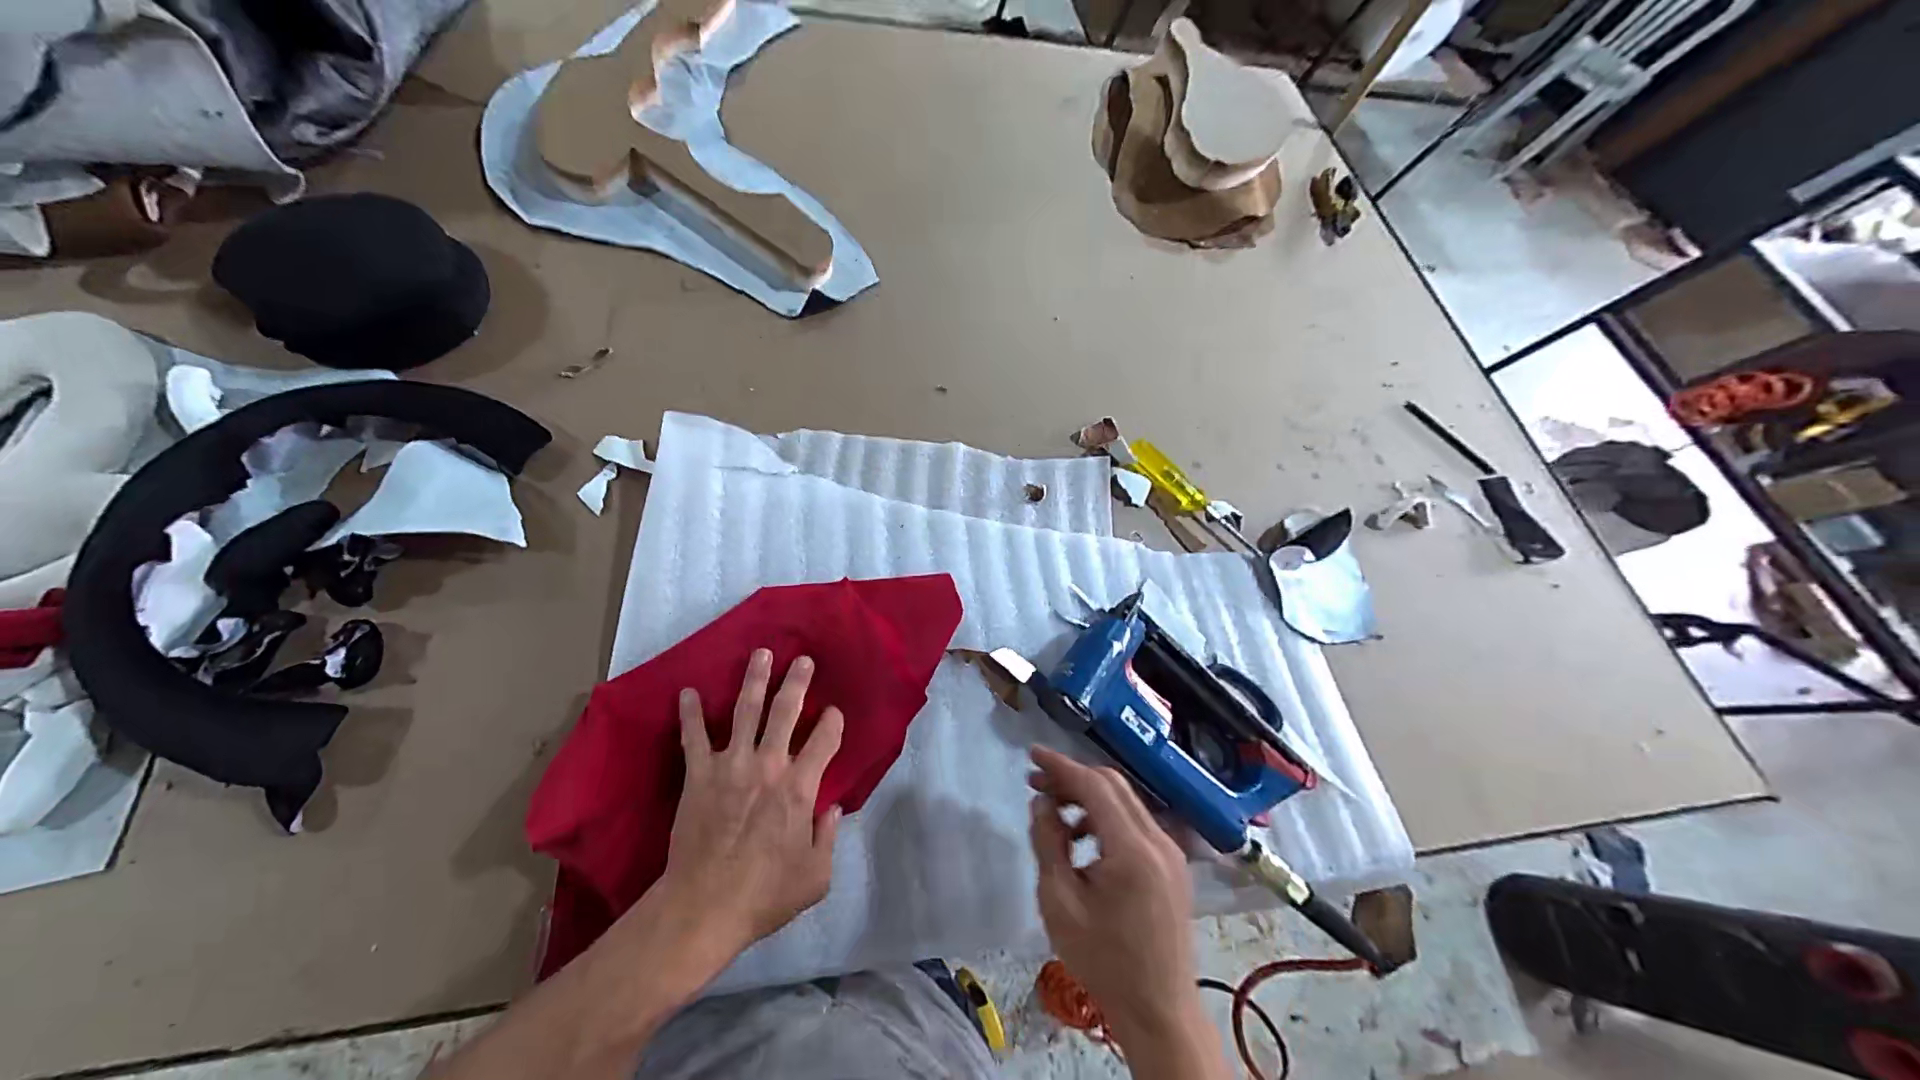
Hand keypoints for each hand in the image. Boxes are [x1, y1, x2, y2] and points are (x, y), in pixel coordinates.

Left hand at [659, 648, 844, 955]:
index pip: (825, 740)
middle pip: (786, 712)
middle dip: (797, 683)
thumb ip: (828, 837)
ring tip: (762, 654)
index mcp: (800, 788)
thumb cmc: (764, 895)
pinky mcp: (698, 775)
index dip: (833, 723)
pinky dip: (690, 714)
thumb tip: (833, 809)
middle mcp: (769, 766)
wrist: (703, 907)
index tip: (834, 714)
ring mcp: (731, 766)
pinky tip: (687, 692)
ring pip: (746, 711)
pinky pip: (694, 737)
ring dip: (755, 680)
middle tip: (804, 660)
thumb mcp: (815, 876)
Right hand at [1029, 746, 1226, 1077]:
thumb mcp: (1060, 902)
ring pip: (1126, 803)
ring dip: (1089, 798)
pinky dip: (1107, 819)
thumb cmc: (1103, 961)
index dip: (1060, 766)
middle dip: (1072, 778)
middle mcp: (1159, 841)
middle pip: (1113, 786)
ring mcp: (1171, 853)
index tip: (1031, 754)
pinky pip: (1136, 825)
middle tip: (1036, 783)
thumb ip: (1048, 843)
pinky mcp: (1173, 866)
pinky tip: (1082, 839)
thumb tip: (1043, 803)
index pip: (1095, 786)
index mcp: (1133, 849)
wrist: (1158, 1010)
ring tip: (1053, 813)